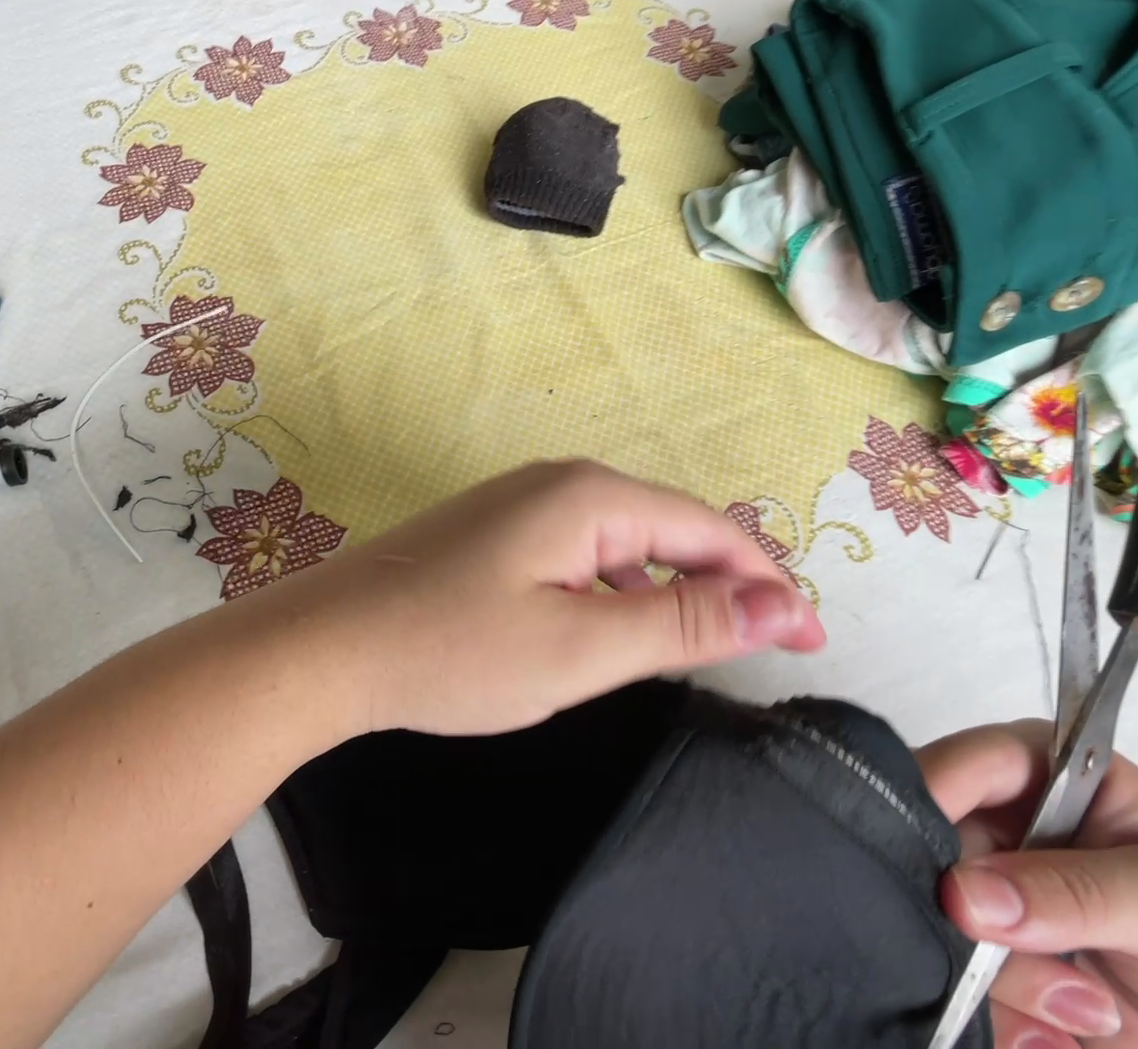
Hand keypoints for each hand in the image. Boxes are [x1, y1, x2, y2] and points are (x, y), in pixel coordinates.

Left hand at [216, 459, 824, 737]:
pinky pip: (578, 557)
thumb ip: (685, 624)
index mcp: (588, 497)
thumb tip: (784, 606)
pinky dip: (614, 593)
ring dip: (668, 589)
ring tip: (698, 646)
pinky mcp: (488, 538)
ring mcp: (515, 508)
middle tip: (767, 647)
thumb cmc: (452, 651)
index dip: (769, 583)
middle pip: (666, 529)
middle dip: (723, 583)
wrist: (325, 648)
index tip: (812, 640)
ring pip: (620, 545)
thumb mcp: (582, 647)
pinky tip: (609, 631)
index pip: (709, 529)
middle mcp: (555, 485)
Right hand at [918, 721, 1137, 1048]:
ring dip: (996, 973)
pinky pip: (944, 972)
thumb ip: (1082, 893)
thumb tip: (964, 892)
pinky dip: (993, 1012)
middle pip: (934, 840)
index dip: (939, 792)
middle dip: (970, 907)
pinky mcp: (984, 955)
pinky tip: (1058, 1032)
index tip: (935, 860)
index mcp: (1053, 781)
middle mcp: (1008, 829)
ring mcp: (990, 895)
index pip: (973, 761)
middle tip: (1028, 956)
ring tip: (1082, 1008)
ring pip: (934, 912)